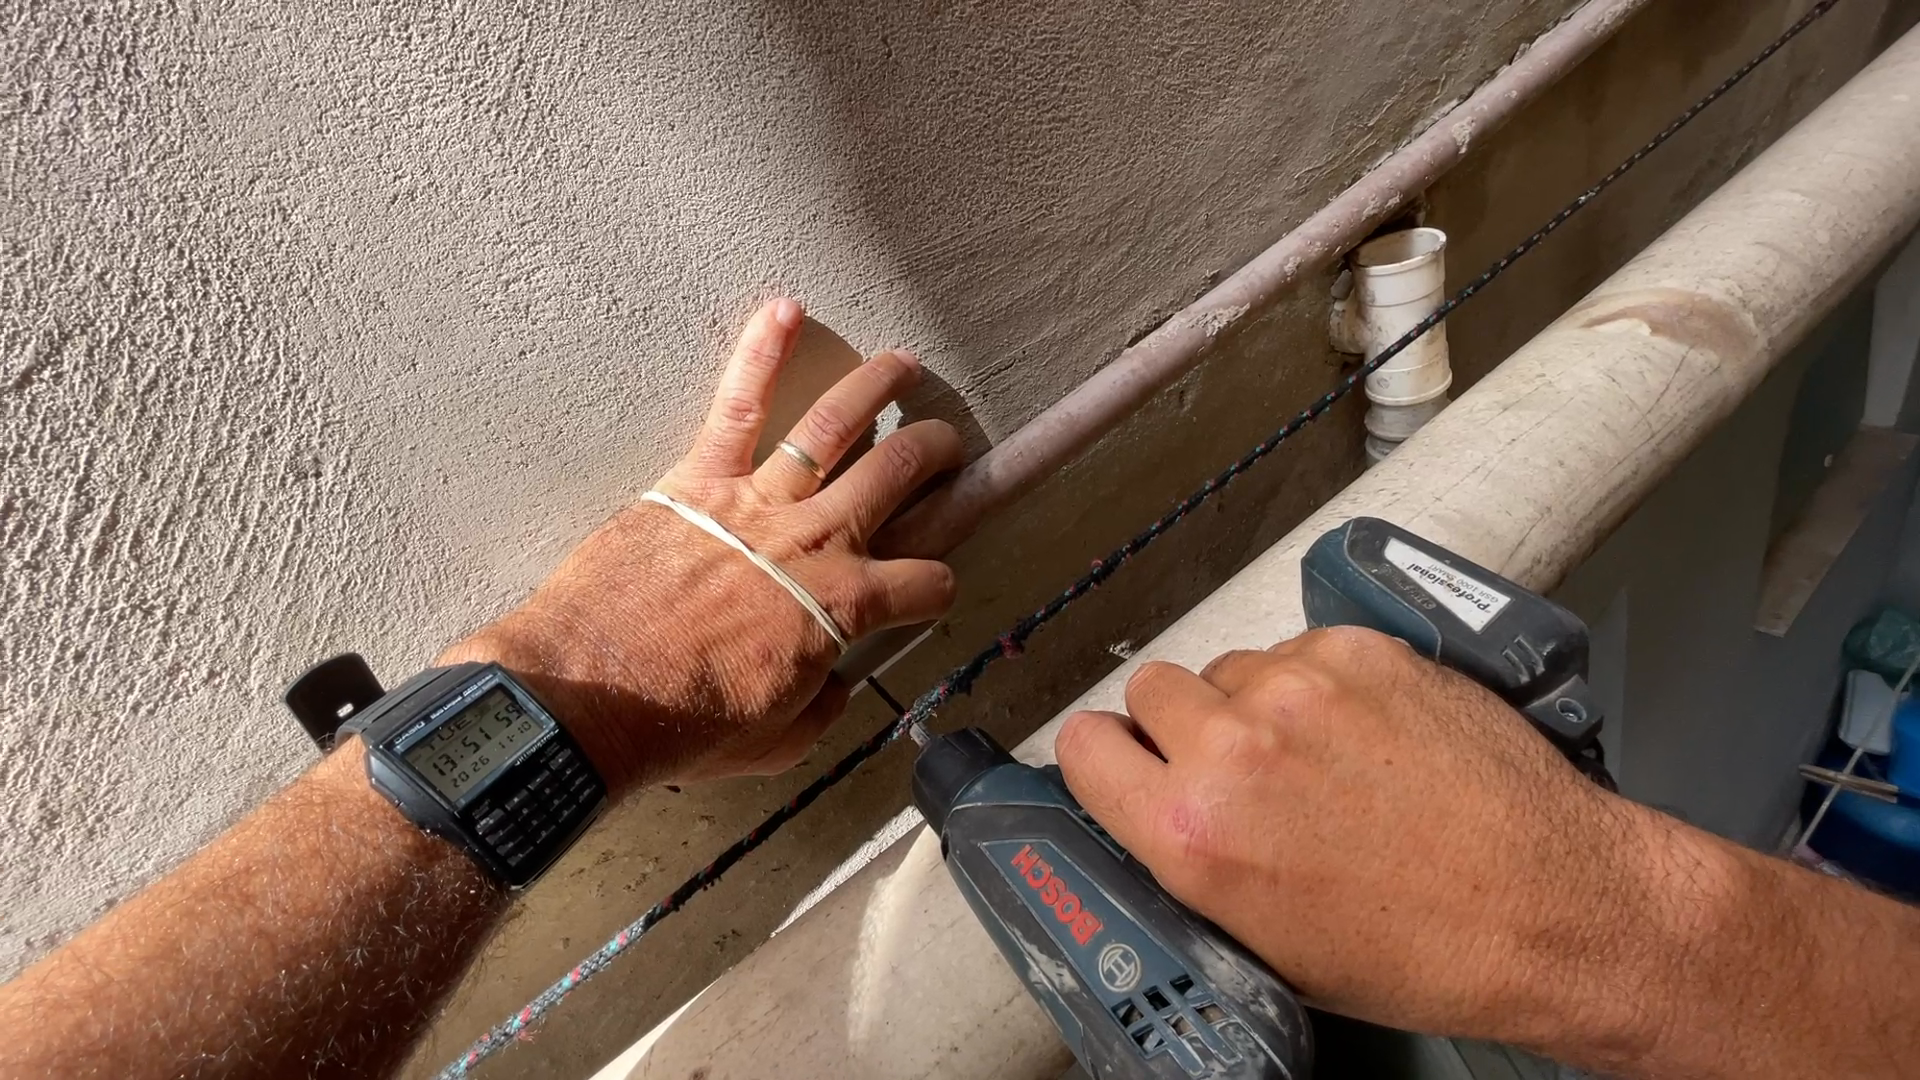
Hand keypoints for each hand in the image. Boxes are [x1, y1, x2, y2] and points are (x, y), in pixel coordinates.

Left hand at [445, 298, 960, 794]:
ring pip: (835, 425)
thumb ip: (823, 707)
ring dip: (879, 386)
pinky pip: (739, 405)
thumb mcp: (777, 742)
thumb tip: (833, 680)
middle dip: (936, 452)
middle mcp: (819, 541)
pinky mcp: (700, 478)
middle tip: (949, 443)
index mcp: (844, 608)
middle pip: (898, 474)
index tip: (927, 591)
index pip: (927, 582)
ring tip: (903, 362)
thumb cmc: (685, 725)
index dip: (938, 588)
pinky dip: (762, 352)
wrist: (588, 698)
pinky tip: (786, 307)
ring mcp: (761, 500)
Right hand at [1055, 627, 1684, 1047]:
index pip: (1083, 742)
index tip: (1130, 759)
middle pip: (1149, 687)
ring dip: (1250, 701)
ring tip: (1315, 751)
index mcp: (1192, 832)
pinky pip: (1294, 649)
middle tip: (1233, 759)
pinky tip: (1362, 729)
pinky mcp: (1354, 650)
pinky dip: (1314, 682)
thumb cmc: (1417, 947)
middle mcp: (1231, 748)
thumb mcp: (1256, 935)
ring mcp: (1295, 687)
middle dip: (1179, 722)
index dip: (1105, 753)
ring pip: (1225, 666)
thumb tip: (1139, 795)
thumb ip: (1175, 850)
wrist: (1560, 911)